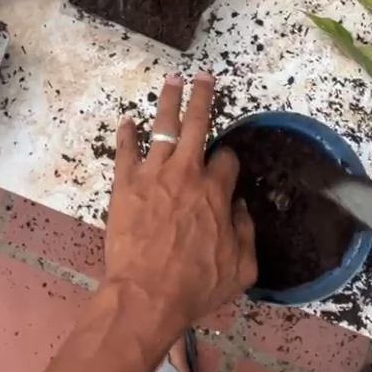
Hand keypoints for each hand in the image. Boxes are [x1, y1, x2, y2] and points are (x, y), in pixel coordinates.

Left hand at [104, 73, 256, 337]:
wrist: (146, 294)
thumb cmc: (195, 285)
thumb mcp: (241, 269)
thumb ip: (247, 234)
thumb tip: (242, 209)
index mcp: (215, 192)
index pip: (227, 159)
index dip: (229, 159)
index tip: (226, 165)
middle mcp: (186, 173)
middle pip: (198, 124)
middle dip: (203, 97)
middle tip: (204, 77)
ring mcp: (153, 174)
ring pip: (163, 126)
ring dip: (169, 100)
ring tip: (172, 79)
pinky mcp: (125, 183)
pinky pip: (125, 151)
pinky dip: (126, 134)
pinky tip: (126, 121)